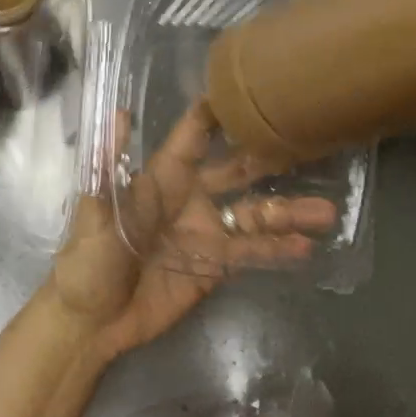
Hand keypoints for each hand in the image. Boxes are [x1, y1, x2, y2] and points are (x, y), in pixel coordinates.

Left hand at [51, 103, 336, 361]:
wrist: (90, 323)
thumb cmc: (87, 261)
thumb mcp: (94, 212)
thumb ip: (110, 165)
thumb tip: (119, 112)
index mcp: (159, 181)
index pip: (191, 141)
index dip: (216, 118)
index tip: (250, 93)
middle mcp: (187, 201)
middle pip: (234, 174)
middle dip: (267, 162)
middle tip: (309, 147)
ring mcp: (203, 234)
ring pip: (252, 215)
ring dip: (287, 212)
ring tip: (328, 211)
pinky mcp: (212, 268)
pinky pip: (249, 253)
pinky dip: (277, 250)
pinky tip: (307, 247)